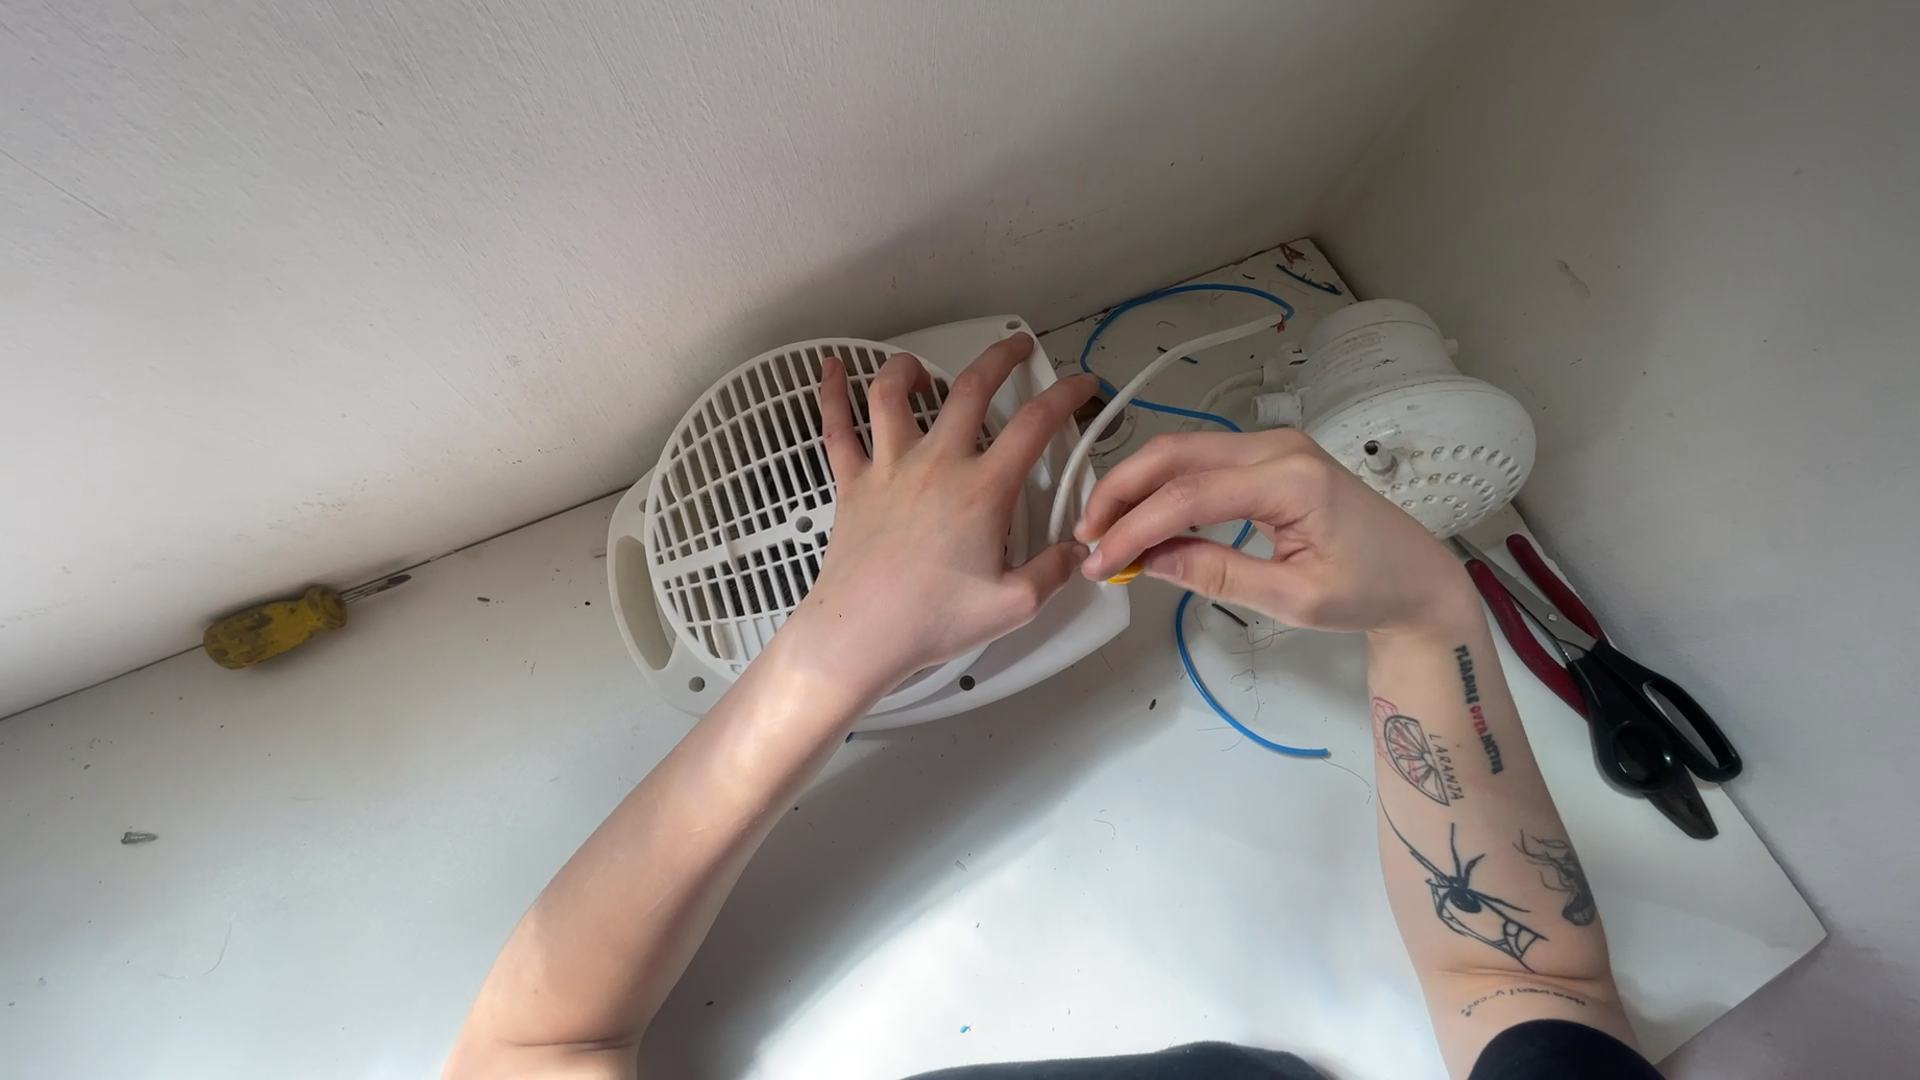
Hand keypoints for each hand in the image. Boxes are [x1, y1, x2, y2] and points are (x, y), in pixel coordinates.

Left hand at [787, 334, 1097, 692]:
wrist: (861, 634)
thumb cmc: (929, 620)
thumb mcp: (1013, 605)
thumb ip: (1054, 572)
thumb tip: (1076, 553)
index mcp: (981, 490)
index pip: (1036, 424)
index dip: (1067, 395)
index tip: (1081, 385)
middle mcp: (936, 465)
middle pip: (972, 388)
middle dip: (1002, 357)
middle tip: (1017, 347)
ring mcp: (889, 469)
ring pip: (894, 393)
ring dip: (912, 367)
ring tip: (923, 364)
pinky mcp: (853, 484)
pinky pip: (837, 428)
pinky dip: (832, 394)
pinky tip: (830, 370)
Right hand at [1075, 430, 1475, 637]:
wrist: (1419, 576)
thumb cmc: (1367, 591)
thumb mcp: (1290, 598)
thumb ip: (1215, 574)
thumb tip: (1146, 561)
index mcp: (1290, 479)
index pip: (1188, 495)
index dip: (1134, 528)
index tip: (1099, 563)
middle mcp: (1277, 446)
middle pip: (1173, 454)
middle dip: (1119, 492)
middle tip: (1085, 536)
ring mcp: (1272, 444)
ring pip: (1180, 451)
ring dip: (1135, 486)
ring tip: (1104, 528)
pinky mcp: (1267, 455)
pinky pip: (1198, 461)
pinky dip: (1161, 486)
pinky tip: (1142, 515)